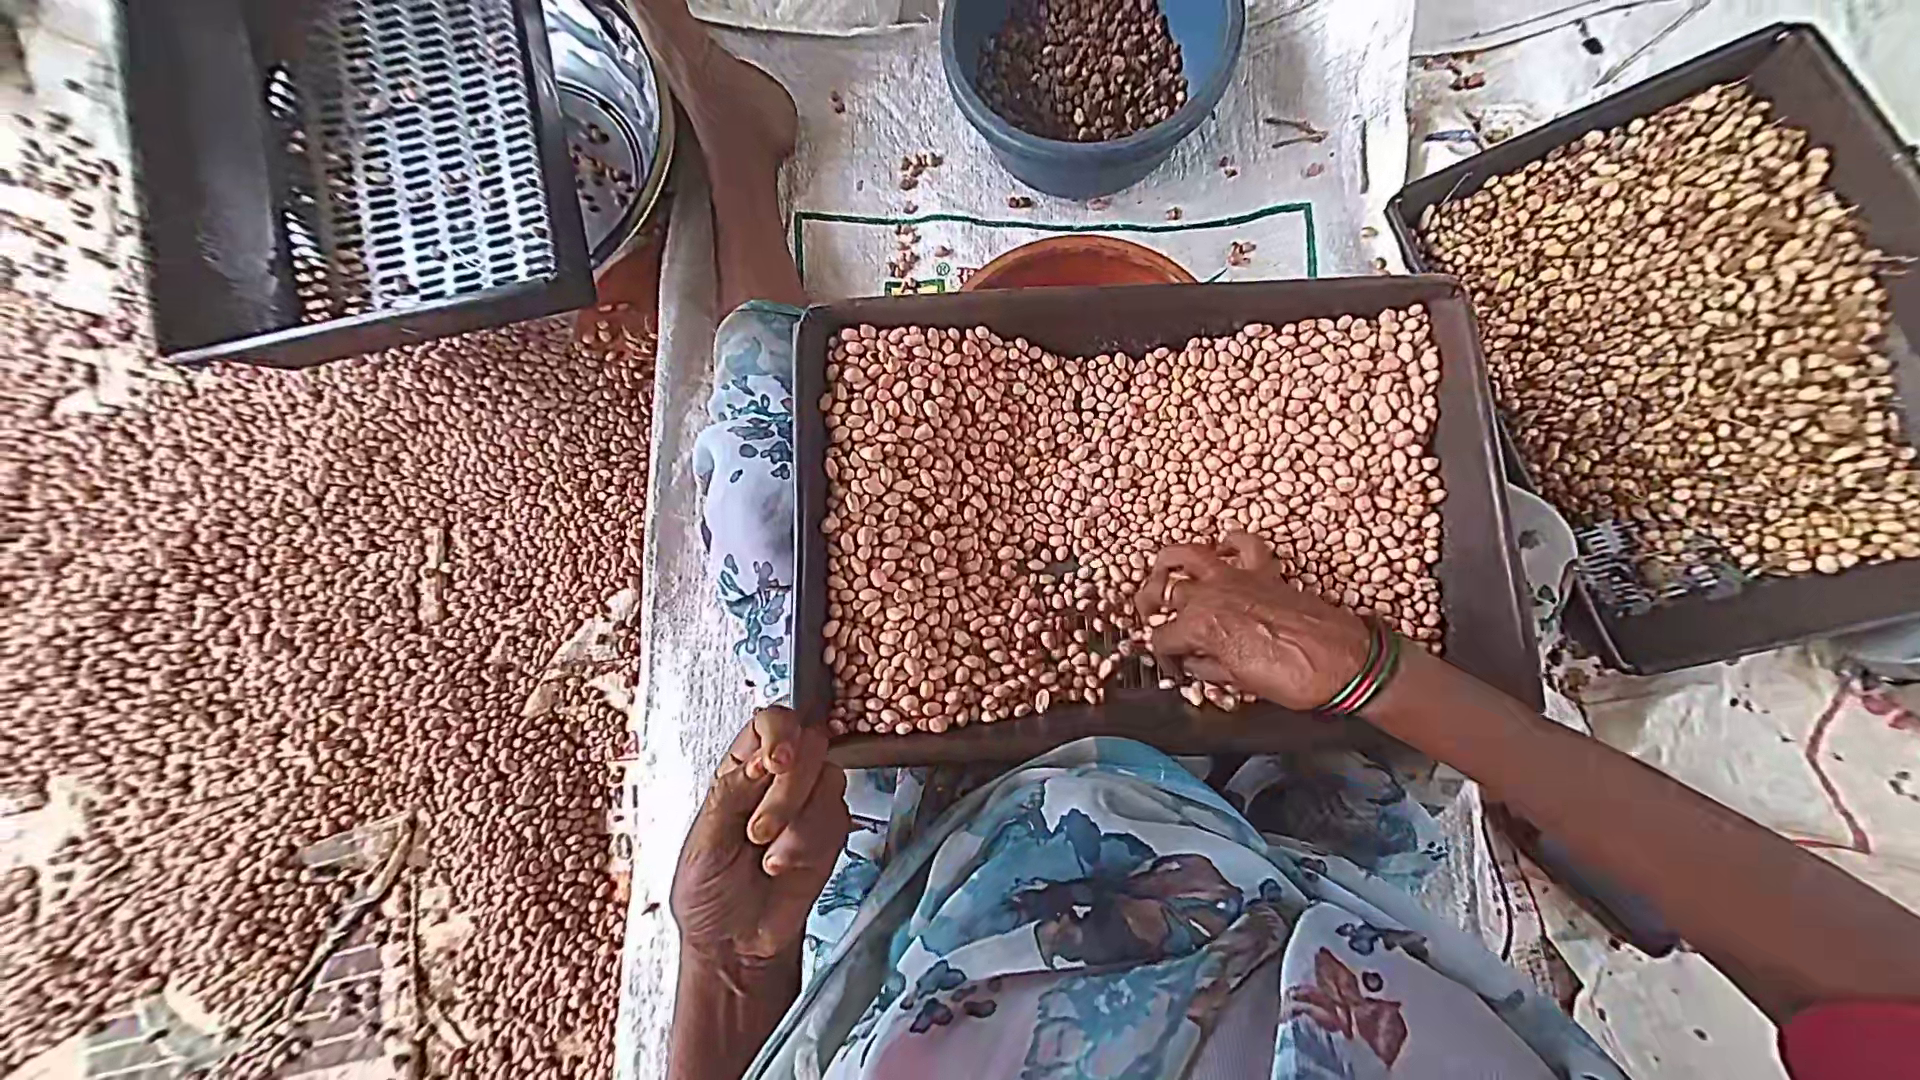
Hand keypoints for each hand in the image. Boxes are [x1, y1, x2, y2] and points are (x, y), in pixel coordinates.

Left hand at [671, 707, 848, 968]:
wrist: (736, 944)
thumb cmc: (709, 893)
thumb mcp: (704, 843)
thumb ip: (732, 793)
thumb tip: (761, 760)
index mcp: (744, 767)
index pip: (771, 721)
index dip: (780, 732)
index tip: (776, 762)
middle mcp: (782, 775)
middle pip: (809, 741)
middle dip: (788, 789)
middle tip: (759, 830)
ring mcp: (811, 799)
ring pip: (829, 776)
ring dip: (797, 824)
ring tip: (768, 857)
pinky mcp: (832, 826)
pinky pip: (836, 816)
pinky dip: (810, 845)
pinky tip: (786, 864)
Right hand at [1133, 531, 1372, 710]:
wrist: (1347, 665)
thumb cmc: (1295, 678)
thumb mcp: (1239, 682)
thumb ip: (1207, 667)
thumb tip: (1192, 663)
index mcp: (1200, 626)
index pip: (1161, 637)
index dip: (1162, 655)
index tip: (1172, 666)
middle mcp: (1211, 595)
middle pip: (1164, 594)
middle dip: (1152, 609)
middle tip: (1156, 623)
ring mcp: (1237, 579)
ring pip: (1188, 555)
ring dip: (1170, 562)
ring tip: (1163, 572)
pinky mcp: (1264, 573)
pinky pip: (1244, 545)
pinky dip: (1231, 542)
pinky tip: (1223, 550)